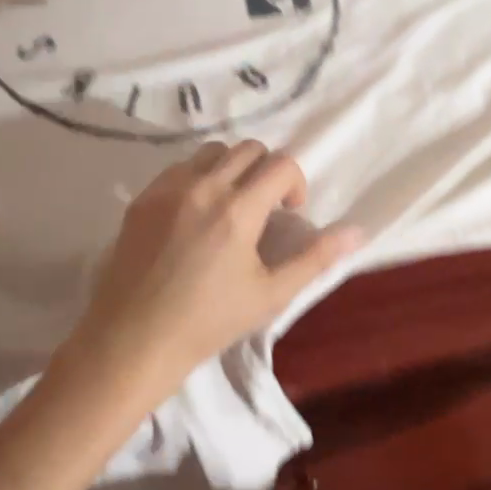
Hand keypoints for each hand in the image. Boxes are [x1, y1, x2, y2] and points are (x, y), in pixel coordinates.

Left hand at [72, 141, 362, 377]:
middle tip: (266, 209)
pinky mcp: (142, 199)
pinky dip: (199, 178)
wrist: (133, 341)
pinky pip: (179, 168)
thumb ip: (315, 258)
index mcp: (238, 210)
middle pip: (248, 148)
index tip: (290, 215)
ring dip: (233, 168)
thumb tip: (357, 232)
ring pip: (212, 152)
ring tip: (232, 206)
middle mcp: (202, 187)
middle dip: (268, 171)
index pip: (281, 165)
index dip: (296, 184)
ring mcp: (167, 190)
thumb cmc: (209, 322)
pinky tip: (197, 215)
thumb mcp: (271, 294)